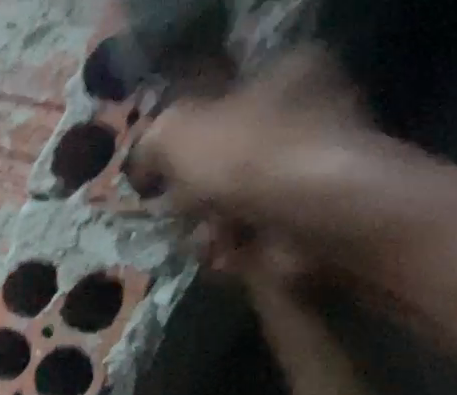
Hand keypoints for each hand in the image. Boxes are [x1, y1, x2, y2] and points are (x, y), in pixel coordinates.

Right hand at [130, 48, 380, 280]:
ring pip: (232, 207)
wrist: (308, 217)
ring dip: (206, 229)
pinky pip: (251, 240)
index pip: (222, 101)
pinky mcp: (309, 225)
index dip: (181, 138)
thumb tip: (144, 165)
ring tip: (203, 238)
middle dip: (192, 194)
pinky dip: (230, 253)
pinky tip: (223, 256)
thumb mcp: (173, 133)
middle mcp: (308, 117)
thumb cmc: (244, 158)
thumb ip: (150, 143)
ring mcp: (313, 175)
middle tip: (173, 209)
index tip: (156, 171)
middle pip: (224, 161)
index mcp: (286, 76)